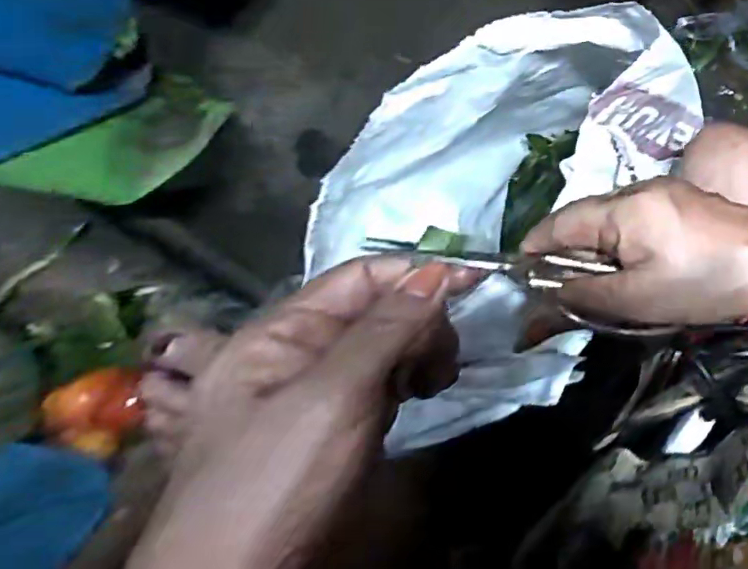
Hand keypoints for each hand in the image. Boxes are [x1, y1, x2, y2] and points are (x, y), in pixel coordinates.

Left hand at [129, 257, 468, 568]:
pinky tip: (423, 393)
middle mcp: (298, 351)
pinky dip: (411, 377)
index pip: (360, 277)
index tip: (471, 282)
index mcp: (280, 333)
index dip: (415, 273)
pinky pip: (384, 377)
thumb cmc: (276, 479)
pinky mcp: (337, 421)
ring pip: (388, 342)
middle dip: (422, 321)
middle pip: (379, 307)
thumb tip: (438, 269)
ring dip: (423, 350)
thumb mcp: (333, 395)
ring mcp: (317, 389)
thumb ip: (387, 327)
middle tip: (445, 358)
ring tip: (437, 381)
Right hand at [520, 177, 747, 326]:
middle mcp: (638, 189)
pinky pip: (634, 223)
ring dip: (594, 257)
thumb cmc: (704, 281)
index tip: (518, 289)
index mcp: (622, 206)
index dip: (533, 254)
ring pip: (608, 224)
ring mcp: (662, 192)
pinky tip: (629, 277)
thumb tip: (534, 307)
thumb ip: (581, 297)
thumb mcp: (636, 298)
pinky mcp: (680, 203)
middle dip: (564, 261)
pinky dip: (621, 249)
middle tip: (556, 305)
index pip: (558, 223)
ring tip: (593, 297)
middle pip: (582, 222)